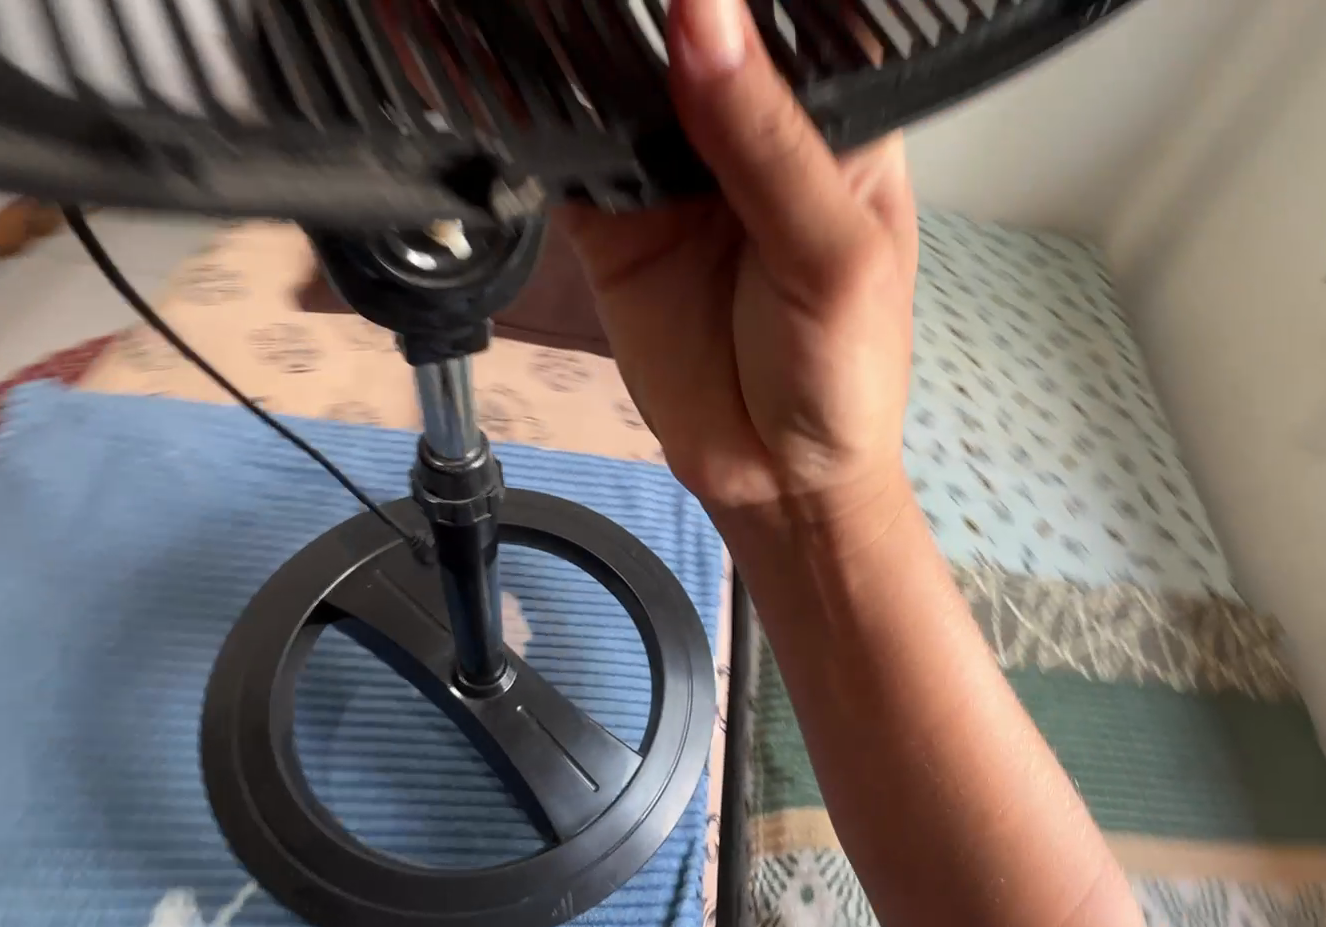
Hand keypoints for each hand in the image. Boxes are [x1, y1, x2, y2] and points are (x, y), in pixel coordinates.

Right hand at [559, 0, 917, 539]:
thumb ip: (768, 146)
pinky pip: (566, 153)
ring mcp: (675, 175)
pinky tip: (485, 57)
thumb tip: (701, 9)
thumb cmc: (841, 375)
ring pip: (615, 80)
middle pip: (689, 34)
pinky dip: (527, 111)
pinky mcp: (615, 222)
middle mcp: (748, 132)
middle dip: (640, 4)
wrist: (776, 479)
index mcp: (829, 126)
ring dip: (571, 36)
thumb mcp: (831, 260)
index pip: (783, 20)